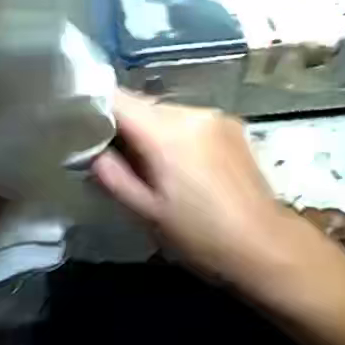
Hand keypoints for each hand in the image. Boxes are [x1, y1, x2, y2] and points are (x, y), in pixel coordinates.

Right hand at [91, 91, 309, 285]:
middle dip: (124, 124)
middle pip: (142, 105)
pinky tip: (181, 165)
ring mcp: (214, 116)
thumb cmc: (200, 237)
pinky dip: (177, 134)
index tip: (77, 120)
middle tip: (112, 154)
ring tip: (150, 165)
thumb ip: (112, 176)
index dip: (93, 105)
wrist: (266, 246)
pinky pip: (189, 120)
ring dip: (152, 130)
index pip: (117, 98)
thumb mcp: (146, 213)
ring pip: (166, 112)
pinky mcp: (232, 125)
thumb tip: (91, 150)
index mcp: (165, 131)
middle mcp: (190, 112)